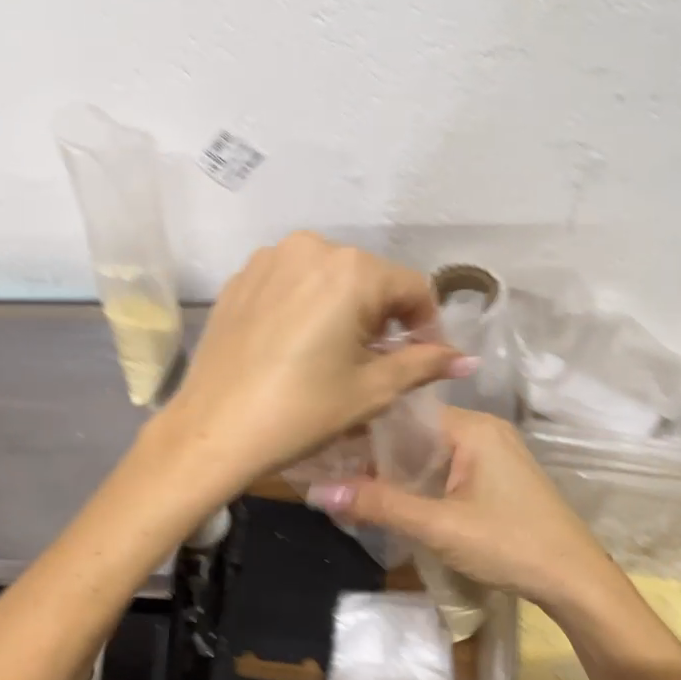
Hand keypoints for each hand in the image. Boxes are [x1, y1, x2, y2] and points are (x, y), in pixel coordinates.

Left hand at [153, 232, 471, 490]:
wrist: (213, 431)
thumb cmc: (300, 412)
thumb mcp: (371, 391)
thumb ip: (423, 365)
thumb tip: (466, 359)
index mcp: (351, 269)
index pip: (412, 288)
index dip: (427, 325)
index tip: (425, 360)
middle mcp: (310, 248)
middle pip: (368, 279)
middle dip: (382, 317)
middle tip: (379, 363)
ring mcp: (268, 260)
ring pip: (327, 280)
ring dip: (343, 311)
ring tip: (336, 356)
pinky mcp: (239, 280)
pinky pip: (289, 285)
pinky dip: (305, 308)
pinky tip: (296, 348)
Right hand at [309, 408, 618, 606]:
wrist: (575, 582)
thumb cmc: (510, 545)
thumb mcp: (438, 526)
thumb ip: (378, 506)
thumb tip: (317, 492)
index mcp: (471, 428)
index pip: (402, 415)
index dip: (361, 433)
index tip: (322, 452)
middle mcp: (482, 432)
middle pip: (413, 436)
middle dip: (372, 459)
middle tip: (328, 479)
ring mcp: (492, 457)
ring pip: (427, 457)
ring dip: (393, 476)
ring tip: (349, 494)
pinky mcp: (494, 481)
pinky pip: (443, 473)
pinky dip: (416, 487)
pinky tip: (391, 507)